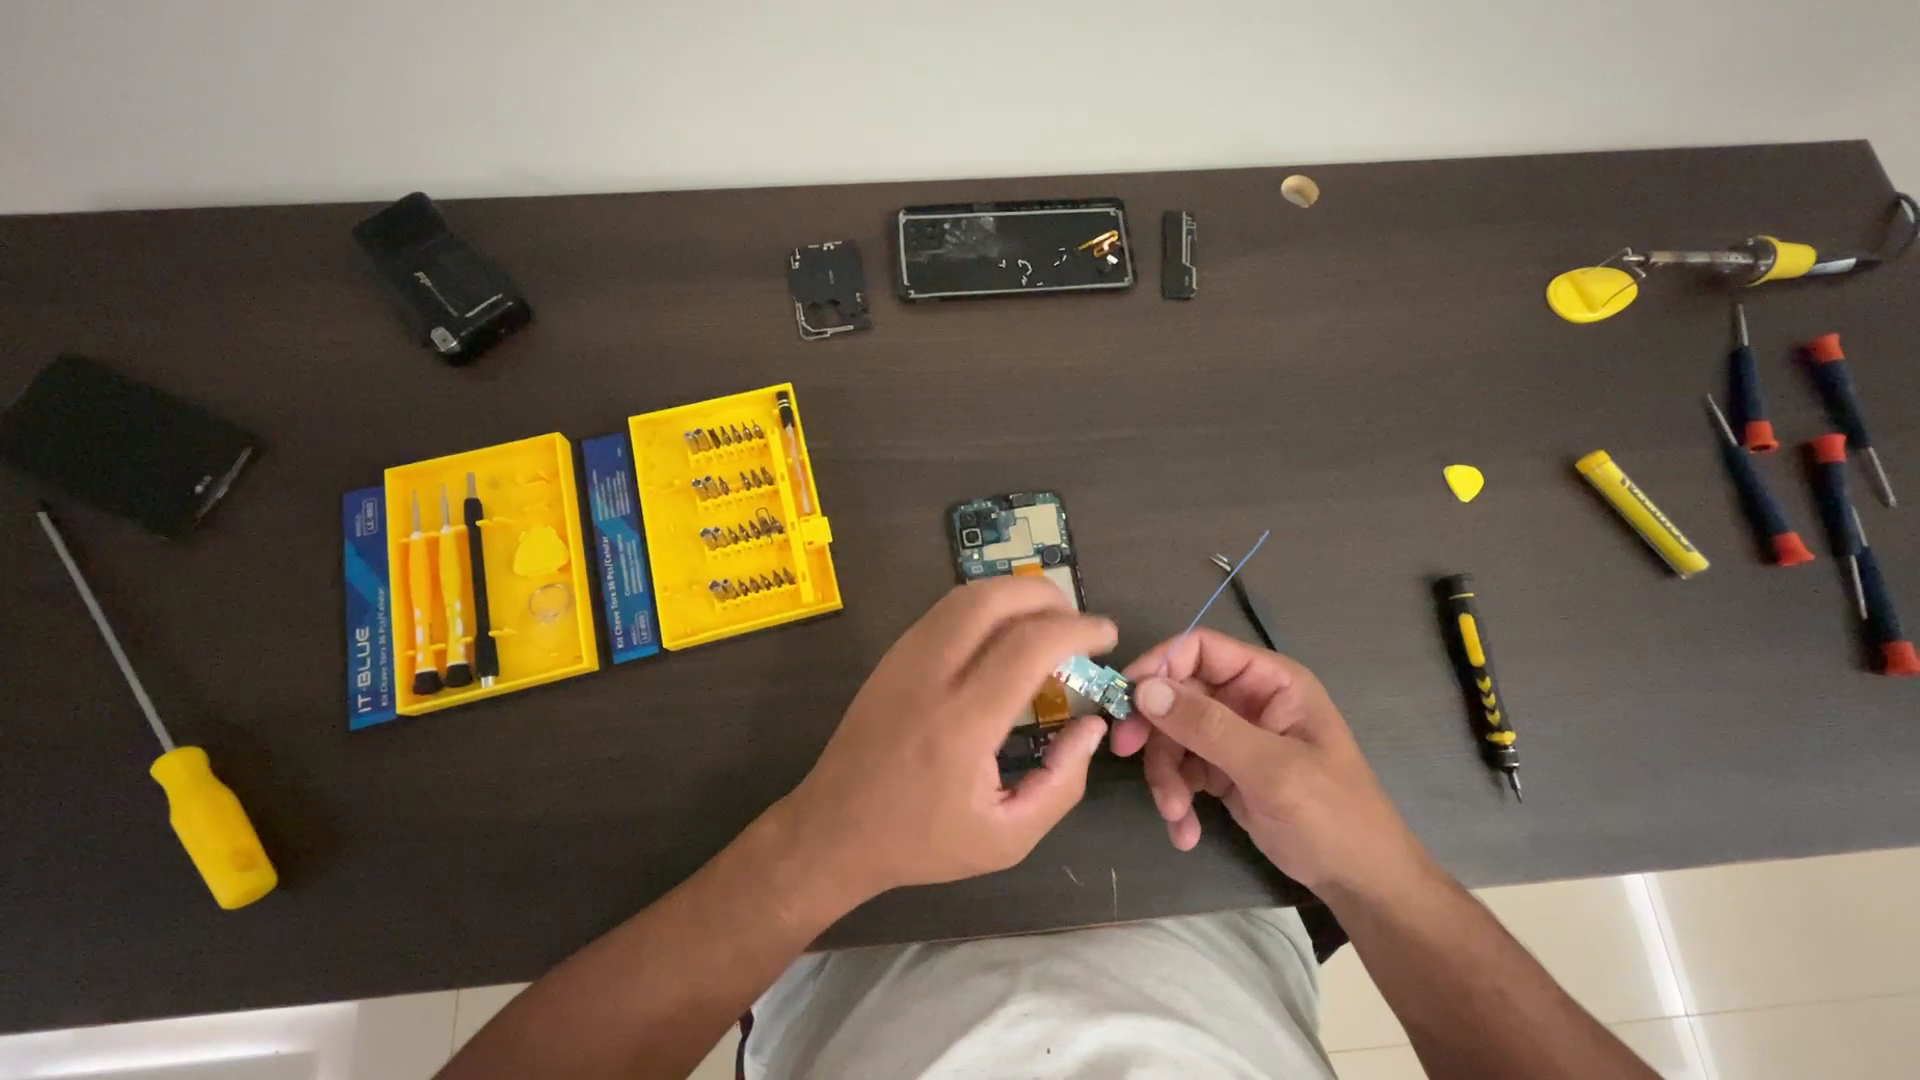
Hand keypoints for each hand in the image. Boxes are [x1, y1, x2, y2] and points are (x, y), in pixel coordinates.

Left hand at [775, 578, 1115, 902]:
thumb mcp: (1007, 838)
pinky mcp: (891, 657)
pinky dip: (984, 607)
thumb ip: (1062, 783)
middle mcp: (931, 676)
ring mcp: (904, 659)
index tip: (1106, 637)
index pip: (1028, 645)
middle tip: (1077, 625)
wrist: (834, 830)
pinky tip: (1002, 635)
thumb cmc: (922, 841)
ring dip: (1014, 596)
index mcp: (963, 724)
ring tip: (1046, 624)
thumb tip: (1091, 725)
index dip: (1077, 629)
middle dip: (1048, 597)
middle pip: (994, 600)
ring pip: (965, 596)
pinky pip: (944, 611)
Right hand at [1108, 629, 1427, 896]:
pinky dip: (1177, 799)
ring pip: (1173, 736)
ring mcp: (1234, 738)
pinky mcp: (1223, 772)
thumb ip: (1208, 726)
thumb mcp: (1270, 770)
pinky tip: (1185, 832)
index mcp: (1270, 682)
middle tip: (1125, 753)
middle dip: (1155, 732)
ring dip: (1165, 775)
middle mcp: (1248, 701)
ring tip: (1175, 814)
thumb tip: (1145, 690)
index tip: (1125, 698)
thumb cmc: (1333, 817)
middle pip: (1177, 695)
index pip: (1200, 650)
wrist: (1361, 884)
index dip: (1158, 666)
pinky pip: (1182, 771)